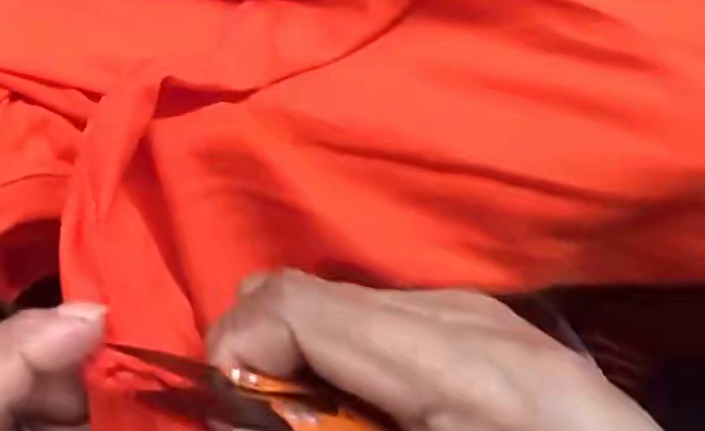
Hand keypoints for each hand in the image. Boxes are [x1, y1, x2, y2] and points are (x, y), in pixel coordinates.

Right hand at [206, 271, 660, 430]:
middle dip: (260, 348)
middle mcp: (466, 316)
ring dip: (301, 355)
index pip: (300, 304)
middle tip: (258, 415)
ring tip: (319, 419)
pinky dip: (345, 357)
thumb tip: (232, 404)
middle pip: (305, 288)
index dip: (237, 343)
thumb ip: (322, 430)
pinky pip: (376, 317)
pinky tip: (371, 412)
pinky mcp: (486, 326)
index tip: (218, 402)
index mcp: (466, 368)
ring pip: (334, 298)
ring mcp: (480, 314)